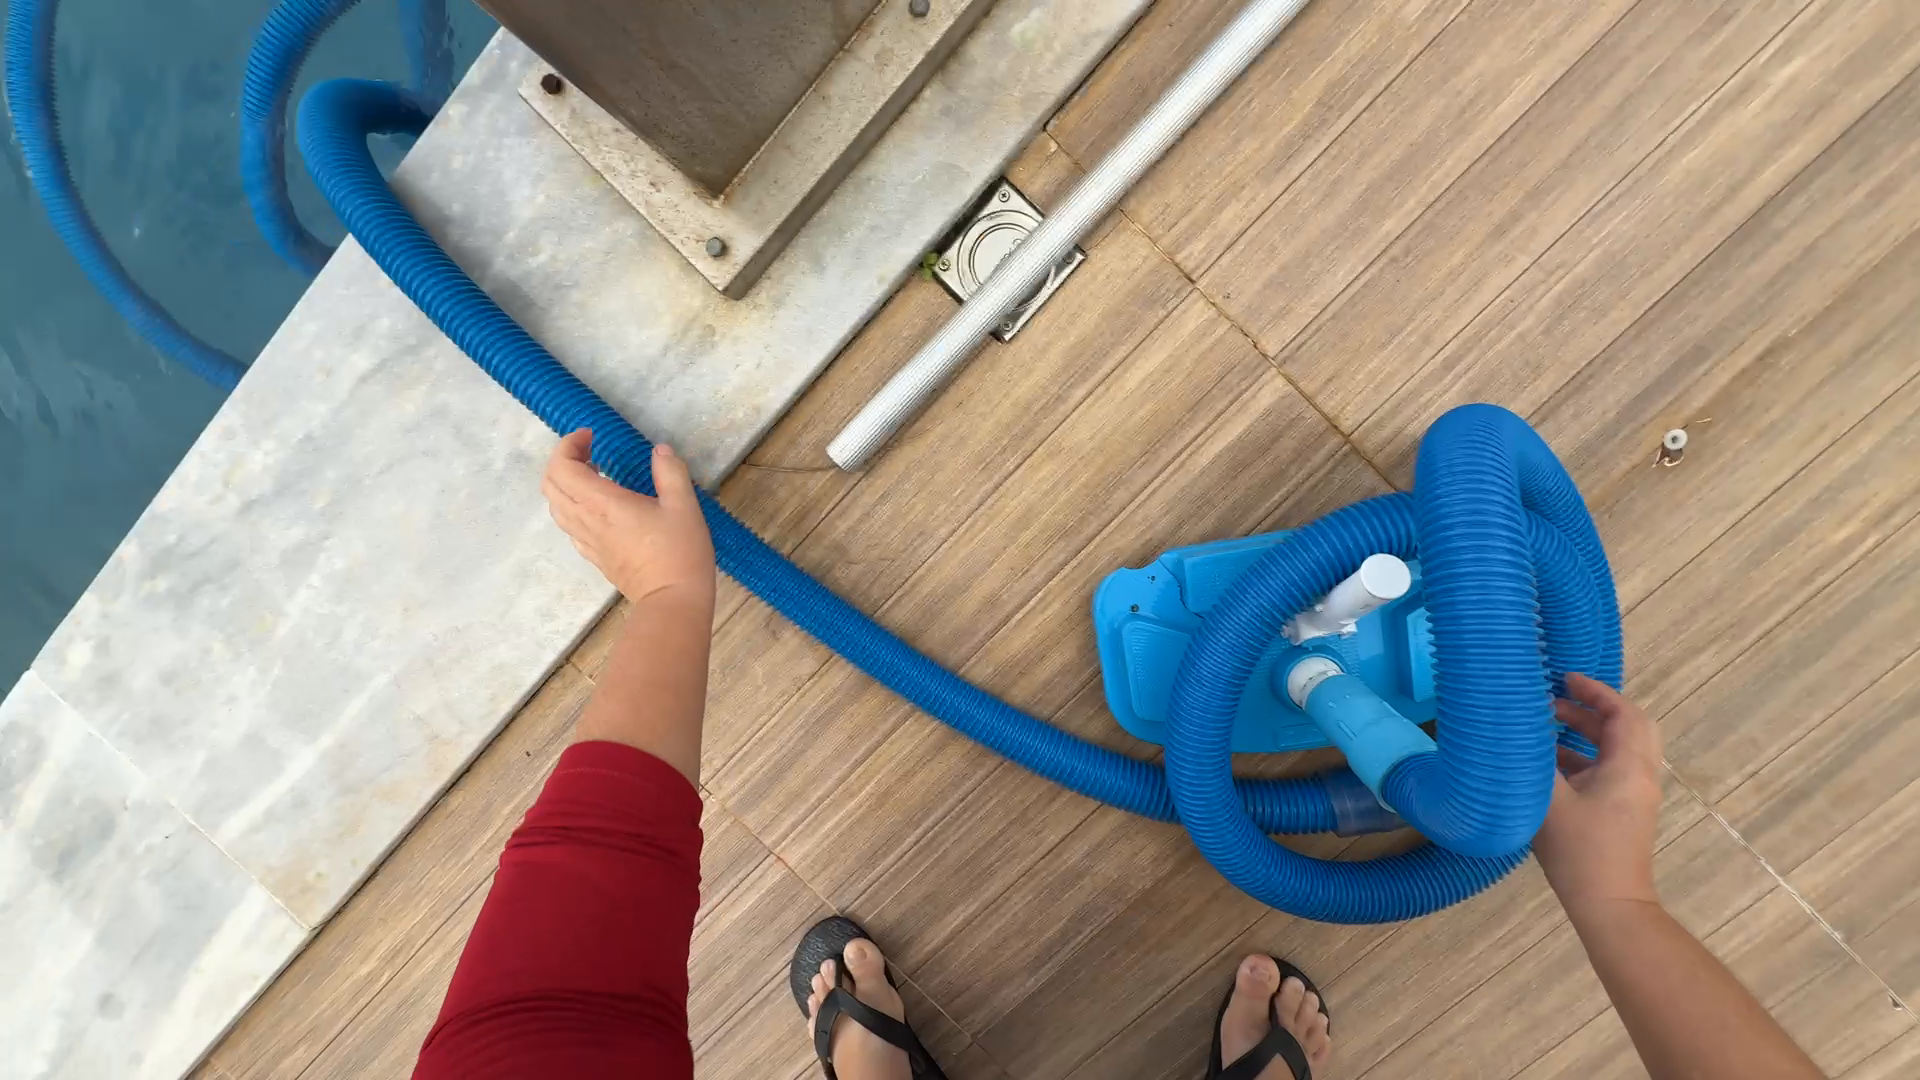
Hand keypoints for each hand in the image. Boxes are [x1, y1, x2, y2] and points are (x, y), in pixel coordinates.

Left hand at [541, 429, 714, 605]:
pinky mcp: (595, 556)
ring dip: (565, 484)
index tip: (592, 436)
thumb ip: (670, 472)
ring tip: (593, 476)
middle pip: (550, 485)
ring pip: (556, 506)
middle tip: (590, 453)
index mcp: (603, 503)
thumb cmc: (680, 552)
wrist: (673, 600)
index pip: (563, 467)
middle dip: (562, 461)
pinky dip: (573, 507)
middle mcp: (586, 520)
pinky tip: (599, 508)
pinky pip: (569, 526)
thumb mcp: (684, 506)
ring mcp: (587, 541)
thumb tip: (660, 451)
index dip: (569, 445)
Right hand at [1533, 674, 1663, 914]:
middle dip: (1591, 708)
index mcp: (1627, 769)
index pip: (1625, 715)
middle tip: (1554, 696)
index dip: (1597, 691)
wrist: (1607, 902)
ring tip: (1541, 722)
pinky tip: (1542, 759)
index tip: (1563, 677)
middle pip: (1627, 729)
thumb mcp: (1546, 798)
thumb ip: (1530, 758)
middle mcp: (1636, 777)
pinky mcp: (1617, 810)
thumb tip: (1507, 727)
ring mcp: (1629, 796)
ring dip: (1582, 730)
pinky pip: (1602, 768)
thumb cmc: (1579, 847)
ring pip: (1613, 749)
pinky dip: (1576, 753)